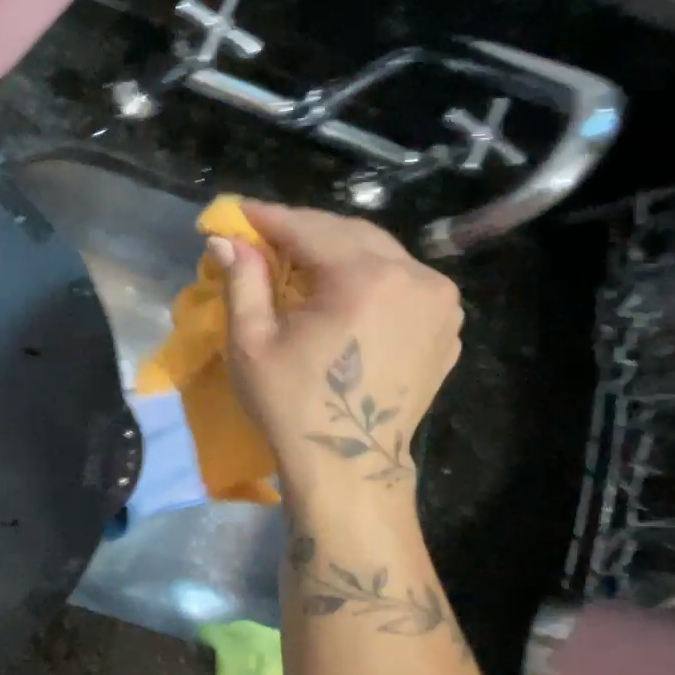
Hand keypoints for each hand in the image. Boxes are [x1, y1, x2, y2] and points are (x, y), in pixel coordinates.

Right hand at [213, 201, 462, 496]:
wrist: (349, 462)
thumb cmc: (289, 402)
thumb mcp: (252, 342)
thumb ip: (244, 283)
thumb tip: (226, 241)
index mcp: (365, 278)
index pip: (312, 229)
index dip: (270, 218)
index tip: (236, 212)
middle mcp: (416, 276)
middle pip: (353, 234)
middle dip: (305, 231)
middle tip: (262, 235)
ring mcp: (441, 301)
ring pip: (382, 256)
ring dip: (338, 252)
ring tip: (298, 264)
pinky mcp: (448, 324)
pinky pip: (404, 284)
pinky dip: (368, 279)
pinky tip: (338, 296)